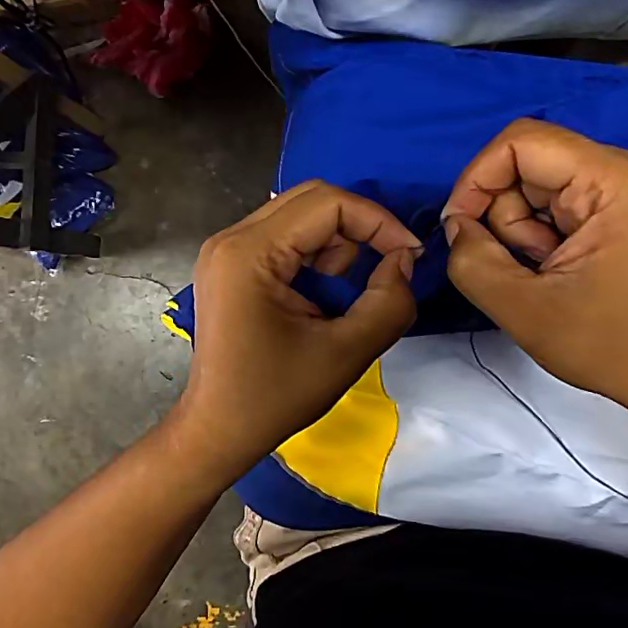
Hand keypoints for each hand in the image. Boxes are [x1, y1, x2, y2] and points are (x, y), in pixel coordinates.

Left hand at [171, 181, 419, 472]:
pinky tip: (318, 292)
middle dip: (357, 229)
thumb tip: (403, 260)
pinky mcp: (228, 263)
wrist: (218, 428)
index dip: (378, 222)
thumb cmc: (275, 396)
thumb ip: (389, 302)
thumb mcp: (346, 352)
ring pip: (298, 214)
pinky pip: (282, 235)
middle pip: (311, 199)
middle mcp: (231, 238)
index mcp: (249, 253)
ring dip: (335, 243)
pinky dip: (313, 253)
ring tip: (340, 293)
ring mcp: (224, 248)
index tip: (409, 256)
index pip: (327, 203)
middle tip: (380, 271)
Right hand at [441, 119, 627, 418]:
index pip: (521, 142)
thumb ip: (471, 261)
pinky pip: (558, 204)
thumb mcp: (524, 310)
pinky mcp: (625, 210)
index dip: (476, 178)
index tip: (459, 227)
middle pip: (528, 164)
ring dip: (521, 231)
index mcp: (616, 180)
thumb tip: (457, 227)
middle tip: (518, 266)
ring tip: (545, 275)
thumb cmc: (616, 347)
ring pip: (538, 186)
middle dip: (503, 215)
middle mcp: (627, 171)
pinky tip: (558, 272)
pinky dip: (541, 237)